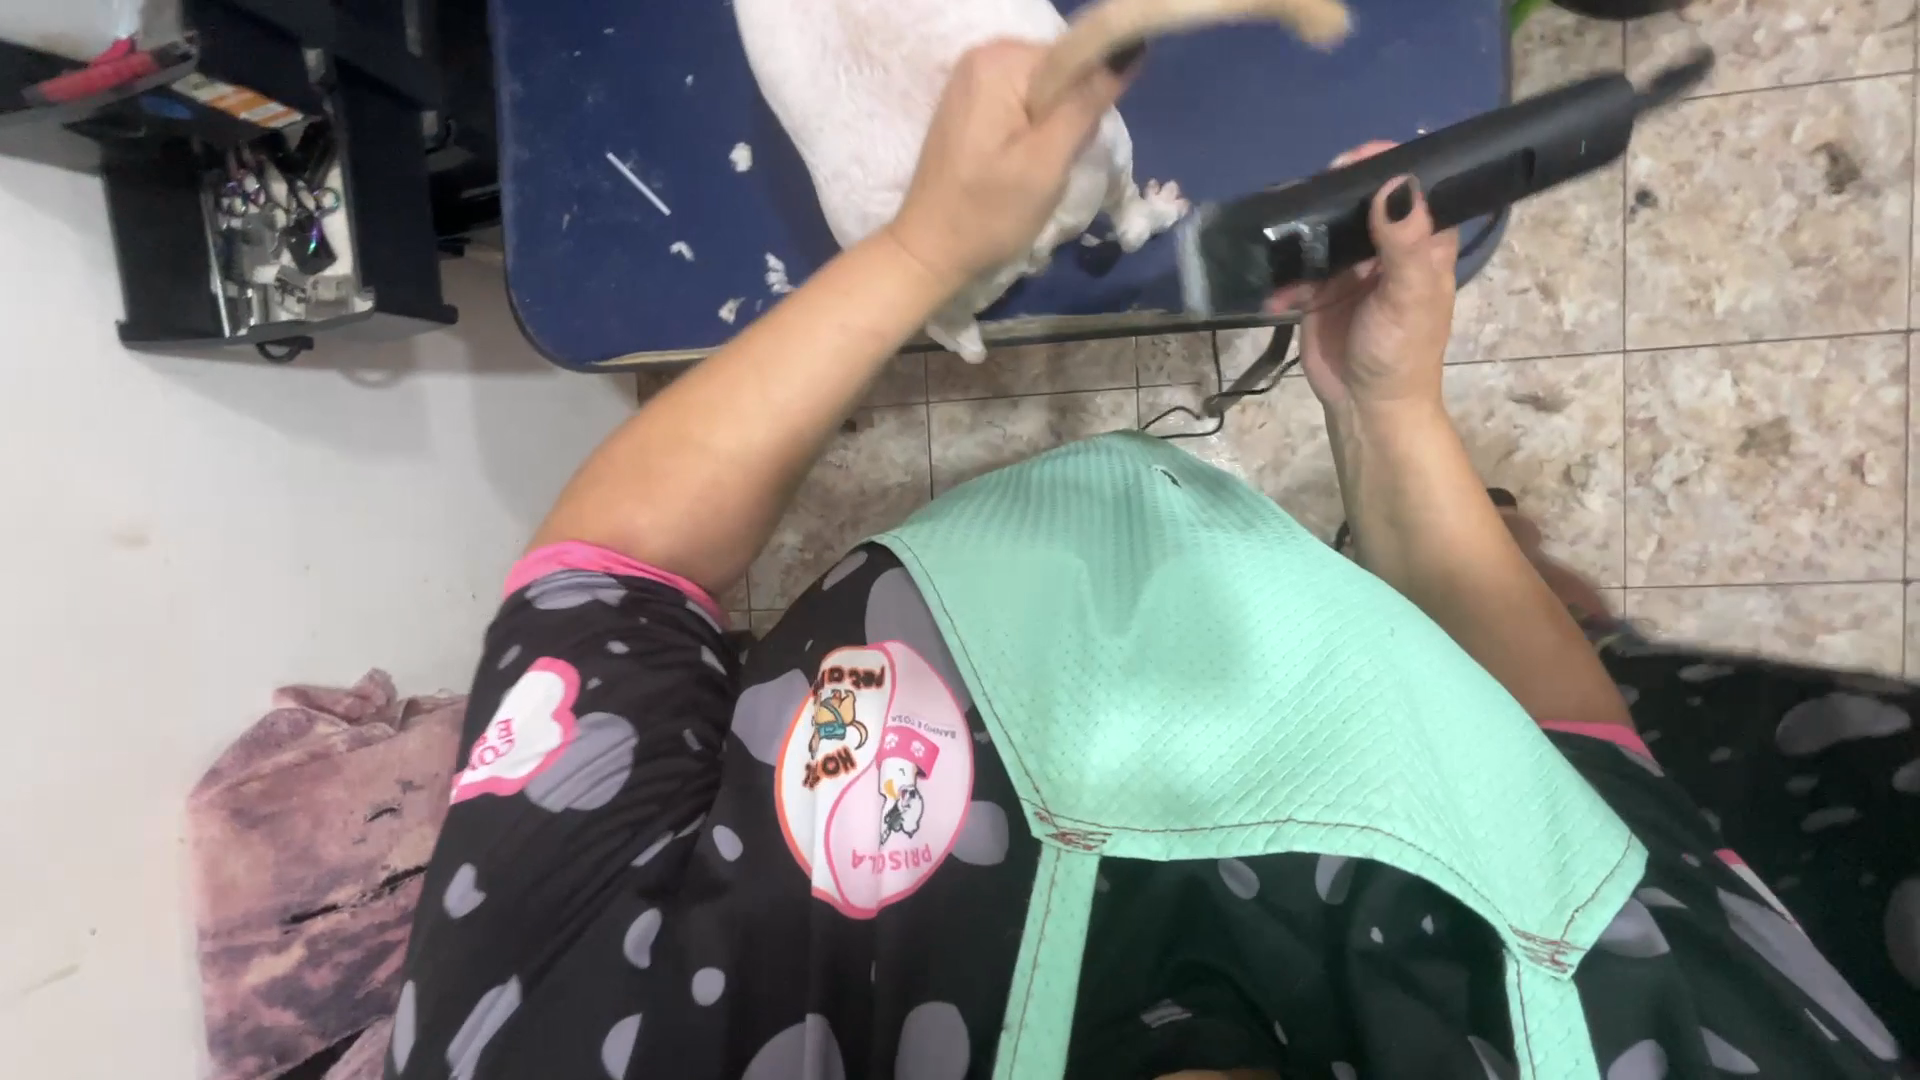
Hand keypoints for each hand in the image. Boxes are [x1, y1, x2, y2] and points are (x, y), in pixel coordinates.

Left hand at [885, 41, 1130, 288]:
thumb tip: (1129, 48)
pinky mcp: (967, 109)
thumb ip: (1087, 103)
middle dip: (1064, 122)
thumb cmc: (988, 215)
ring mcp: (970, 83)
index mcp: (1000, 60)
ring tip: (1026, 175)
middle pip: (1059, 76)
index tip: (1066, 150)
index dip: (1084, 106)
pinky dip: (1027, 140)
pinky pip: (1020, 111)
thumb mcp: (1047, 163)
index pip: (1076, 58)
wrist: (930, 253)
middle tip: (1045, 170)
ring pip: (1043, 97)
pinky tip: (1012, 172)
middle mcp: (982, 56)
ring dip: (1048, 136)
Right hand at [1285, 141, 1458, 422]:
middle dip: (1327, 195)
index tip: (1348, 163)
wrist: (1365, 405)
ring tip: (1273, 234)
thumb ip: (1405, 241)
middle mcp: (1384, 247)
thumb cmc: (1400, 351)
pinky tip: (1275, 292)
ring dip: (1296, 233)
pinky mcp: (1316, 292)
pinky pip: (1294, 271)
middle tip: (1300, 193)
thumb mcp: (1409, 294)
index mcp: (1422, 240)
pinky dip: (1280, 278)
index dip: (1383, 165)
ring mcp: (1347, 269)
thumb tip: (1394, 183)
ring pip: (1321, 232)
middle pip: (1357, 202)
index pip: (1408, 184)